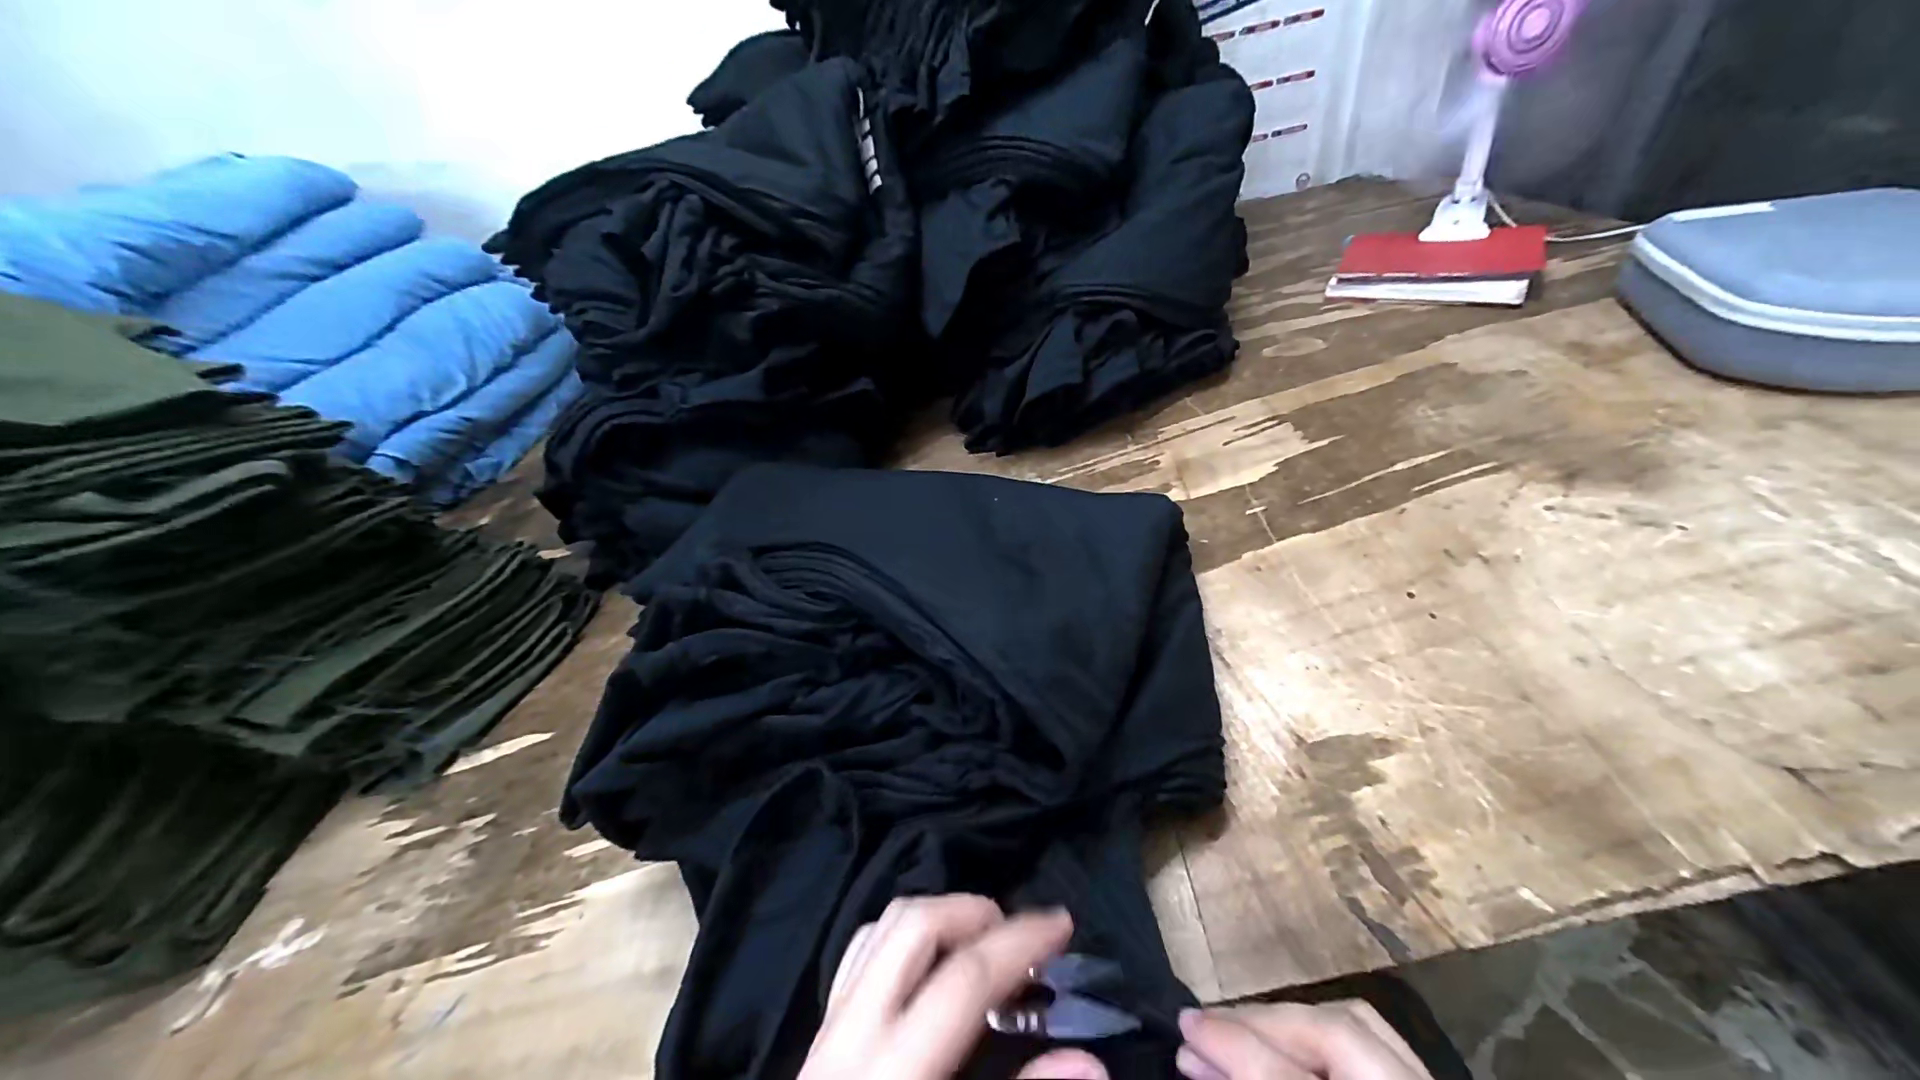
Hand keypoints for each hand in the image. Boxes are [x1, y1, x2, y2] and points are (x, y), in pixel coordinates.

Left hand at [799, 895, 1103, 1079]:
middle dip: (972, 912)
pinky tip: (930, 967)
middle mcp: (852, 1034)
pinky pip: (859, 959)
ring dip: (937, 921)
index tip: (1063, 923)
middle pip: (911, 929)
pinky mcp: (818, 1041)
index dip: (1020, 943)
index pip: (962, 979)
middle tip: (1021, 933)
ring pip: (879, 931)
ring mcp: (828, 1032)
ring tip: (982, 941)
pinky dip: (902, 943)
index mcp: (893, 1070)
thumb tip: (1088, 1062)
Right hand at [1176, 1001, 1435, 1079]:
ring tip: (1234, 1027)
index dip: (1235, 1047)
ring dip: (1288, 1020)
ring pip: (1359, 1026)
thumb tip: (1199, 1061)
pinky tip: (1283, 1040)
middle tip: (1201, 1024)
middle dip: (1260, 1021)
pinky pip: (1377, 1044)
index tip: (1185, 1026)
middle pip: (1335, 1036)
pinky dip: (1322, 1032)